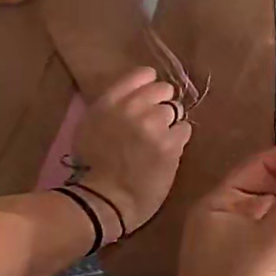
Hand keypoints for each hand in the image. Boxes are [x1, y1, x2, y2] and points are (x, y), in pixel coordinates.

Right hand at [71, 67, 192, 237]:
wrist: (104, 200)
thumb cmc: (92, 167)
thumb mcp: (90, 127)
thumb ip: (112, 107)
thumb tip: (133, 97)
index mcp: (109, 102)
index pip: (142, 74)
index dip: (150, 84)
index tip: (150, 95)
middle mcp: (132, 108)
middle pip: (163, 89)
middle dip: (162, 103)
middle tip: (156, 121)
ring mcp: (153, 125)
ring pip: (175, 110)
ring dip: (170, 123)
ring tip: (159, 140)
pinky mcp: (171, 144)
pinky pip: (185, 129)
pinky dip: (178, 139)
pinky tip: (167, 151)